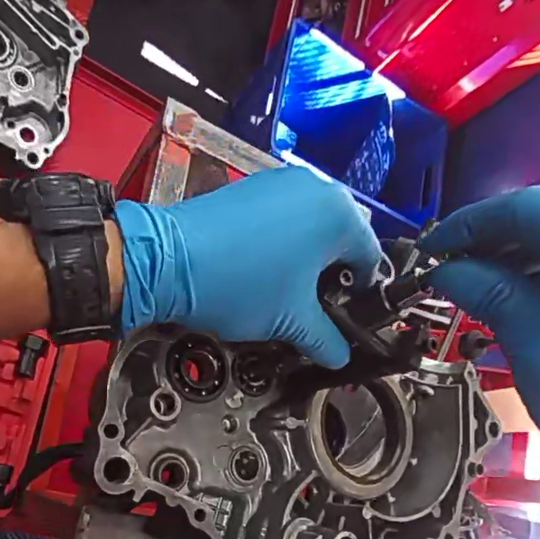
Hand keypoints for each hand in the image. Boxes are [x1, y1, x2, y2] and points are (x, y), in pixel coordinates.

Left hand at [114, 167, 376, 367]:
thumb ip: (326, 340)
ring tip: (283, 297)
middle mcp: (318, 187)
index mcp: (340, 214)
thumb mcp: (290, 322)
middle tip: (312, 312)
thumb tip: (339, 355)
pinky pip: (283, 221)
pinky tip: (261, 274)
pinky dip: (281, 248)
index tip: (345, 321)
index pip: (371, 260)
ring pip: (310, 232)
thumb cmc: (239, 285)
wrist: (168, 261)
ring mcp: (282, 183)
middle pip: (341, 243)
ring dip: (305, 265)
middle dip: (331, 280)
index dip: (360, 298)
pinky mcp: (251, 189)